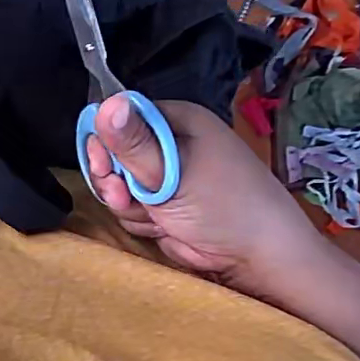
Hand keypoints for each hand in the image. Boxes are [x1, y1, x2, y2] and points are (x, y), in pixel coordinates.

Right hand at [84, 93, 332, 302]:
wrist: (255, 256)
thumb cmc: (223, 206)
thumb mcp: (173, 173)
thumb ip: (133, 144)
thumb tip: (106, 104)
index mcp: (176, 121)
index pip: (120, 119)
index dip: (105, 142)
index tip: (104, 167)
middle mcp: (169, 144)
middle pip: (115, 155)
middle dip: (115, 181)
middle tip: (124, 197)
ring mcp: (166, 178)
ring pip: (119, 187)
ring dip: (129, 205)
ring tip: (156, 217)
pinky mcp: (163, 206)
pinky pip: (131, 209)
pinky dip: (141, 221)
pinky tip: (161, 227)